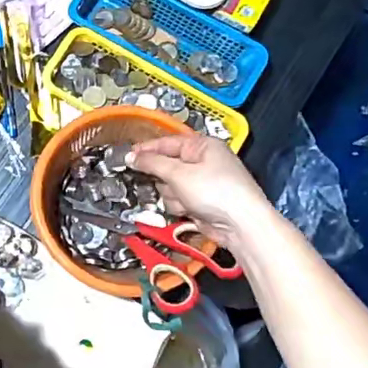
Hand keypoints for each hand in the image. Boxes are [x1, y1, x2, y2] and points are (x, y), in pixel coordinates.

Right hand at [129, 133, 276, 251]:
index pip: (167, 143)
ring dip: (172, 195)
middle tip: (168, 183)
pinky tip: (190, 209)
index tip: (128, 156)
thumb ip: (152, 163)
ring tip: (187, 200)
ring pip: (168, 186)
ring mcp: (201, 183)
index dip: (147, 150)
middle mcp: (203, 162)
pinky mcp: (200, 201)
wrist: (239, 225)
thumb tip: (132, 157)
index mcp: (203, 146)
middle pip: (165, 166)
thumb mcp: (179, 173)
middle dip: (164, 179)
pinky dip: (179, 206)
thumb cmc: (219, 192)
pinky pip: (177, 200)